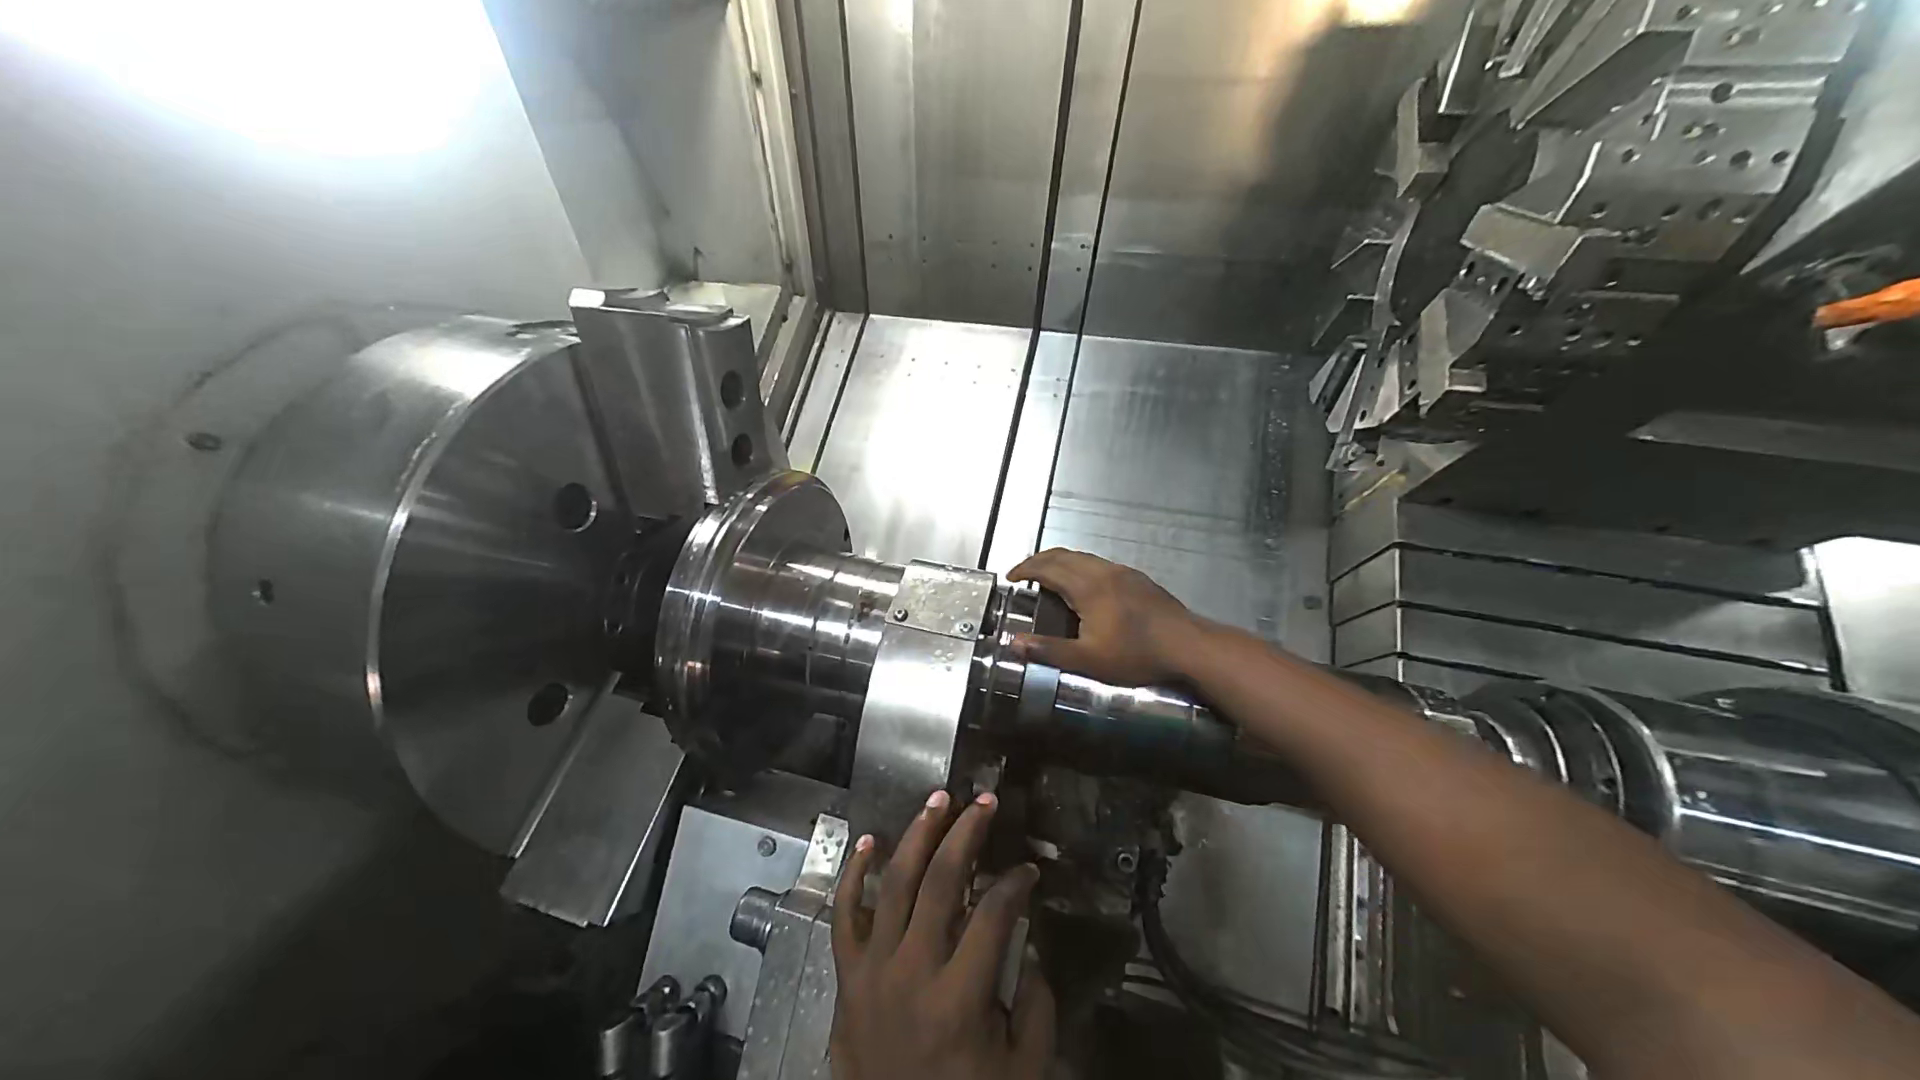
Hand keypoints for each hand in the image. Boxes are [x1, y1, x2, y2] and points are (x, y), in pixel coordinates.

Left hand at [830, 790, 1053, 1079]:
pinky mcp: (847, 975)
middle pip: (941, 882)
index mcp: (959, 999)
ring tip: (938, 800)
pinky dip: (854, 873)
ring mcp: (872, 970)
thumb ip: (1036, 1005)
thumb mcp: (1022, 1069)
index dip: (1015, 884)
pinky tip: (870, 840)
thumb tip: (1027, 945)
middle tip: (985, 802)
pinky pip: (844, 914)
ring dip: (918, 836)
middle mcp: (912, 972)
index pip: (993, 916)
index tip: (1028, 870)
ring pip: (894, 883)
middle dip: (967, 834)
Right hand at [1007, 549, 1203, 685]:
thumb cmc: (1136, 654)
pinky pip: (1099, 564)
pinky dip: (1080, 567)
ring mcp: (1124, 573)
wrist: (1188, 645)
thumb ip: (1050, 650)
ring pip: (1084, 557)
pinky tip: (1084, 586)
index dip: (1026, 569)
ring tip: (1049, 578)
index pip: (1048, 568)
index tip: (1011, 577)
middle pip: (1064, 555)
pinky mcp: (1138, 579)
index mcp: (1088, 587)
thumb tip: (1015, 643)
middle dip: (1040, 560)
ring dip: (1061, 562)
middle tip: (1025, 573)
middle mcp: (1103, 571)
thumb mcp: (1089, 659)